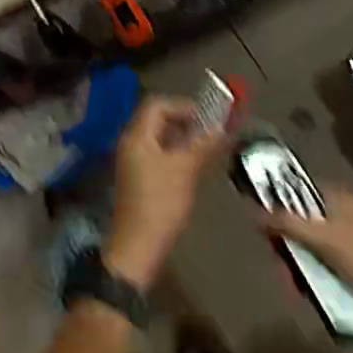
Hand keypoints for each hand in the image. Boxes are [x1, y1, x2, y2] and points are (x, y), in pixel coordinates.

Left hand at [104, 95, 230, 288]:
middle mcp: (131, 144)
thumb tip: (221, 126)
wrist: (137, 248)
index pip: (157, 105)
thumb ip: (203, 144)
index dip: (184, 106)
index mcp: (137, 136)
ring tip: (207, 148)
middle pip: (157, 120)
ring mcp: (133, 162)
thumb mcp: (185, 170)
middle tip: (211, 131)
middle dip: (186, 122)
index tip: (208, 117)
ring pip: (159, 139)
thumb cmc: (160, 204)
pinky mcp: (139, 179)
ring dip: (183, 138)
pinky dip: (176, 154)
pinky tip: (195, 166)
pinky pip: (158, 155)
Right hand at [262, 187, 352, 304]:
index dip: (278, 205)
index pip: (297, 192)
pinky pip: (329, 272)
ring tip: (297, 288)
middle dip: (289, 246)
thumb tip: (253, 211)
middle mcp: (344, 217)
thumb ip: (288, 224)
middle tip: (282, 268)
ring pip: (314, 251)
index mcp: (337, 199)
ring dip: (302, 268)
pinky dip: (319, 282)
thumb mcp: (325, 239)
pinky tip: (315, 297)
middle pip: (303, 224)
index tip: (262, 227)